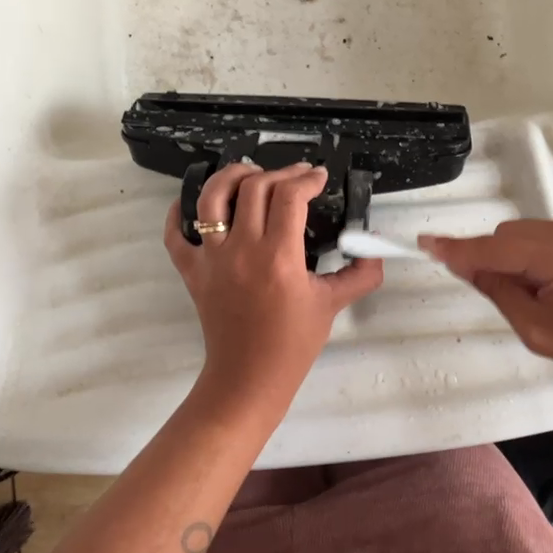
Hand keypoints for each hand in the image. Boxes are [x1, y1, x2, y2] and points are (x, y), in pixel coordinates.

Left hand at [164, 163, 383, 416]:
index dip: (307, 179)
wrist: (248, 379)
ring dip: (230, 176)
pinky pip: (175, 235)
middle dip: (279, 173)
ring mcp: (211, 258)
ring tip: (249, 174)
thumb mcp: (332, 305)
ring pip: (212, 198)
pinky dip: (179, 214)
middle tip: (295, 177)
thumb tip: (377, 250)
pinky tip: (191, 203)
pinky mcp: (191, 271)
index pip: (290, 196)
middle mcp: (242, 250)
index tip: (319, 178)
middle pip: (254, 187)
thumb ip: (360, 275)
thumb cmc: (292, 344)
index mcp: (279, 258)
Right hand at [421, 218, 552, 398]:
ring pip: (526, 234)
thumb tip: (471, 265)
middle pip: (508, 235)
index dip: (456, 250)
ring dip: (517, 258)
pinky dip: (537, 255)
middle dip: (494, 260)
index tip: (425, 243)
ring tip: (540, 298)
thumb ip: (499, 291)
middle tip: (505, 297)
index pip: (492, 248)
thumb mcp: (538, 330)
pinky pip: (549, 236)